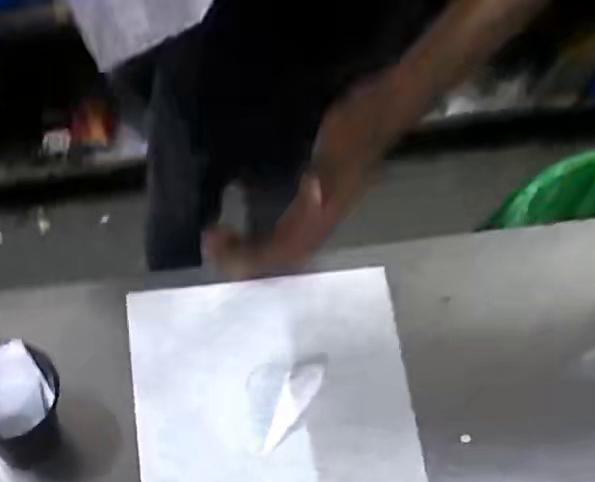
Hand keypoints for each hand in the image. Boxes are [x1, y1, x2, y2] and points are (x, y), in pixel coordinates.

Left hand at [201, 71, 400, 278]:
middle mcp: (315, 228)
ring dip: (245, 251)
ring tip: (219, 238)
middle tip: (209, 240)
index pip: (273, 252)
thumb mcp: (338, 143)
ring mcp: (314, 219)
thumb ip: (325, 172)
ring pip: (274, 252)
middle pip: (270, 261)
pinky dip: (255, 237)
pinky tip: (239, 223)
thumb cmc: (359, 122)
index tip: (213, 237)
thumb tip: (312, 192)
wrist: (385, 106)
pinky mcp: (312, 207)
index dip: (241, 253)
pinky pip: (278, 235)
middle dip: (237, 258)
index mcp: (317, 218)